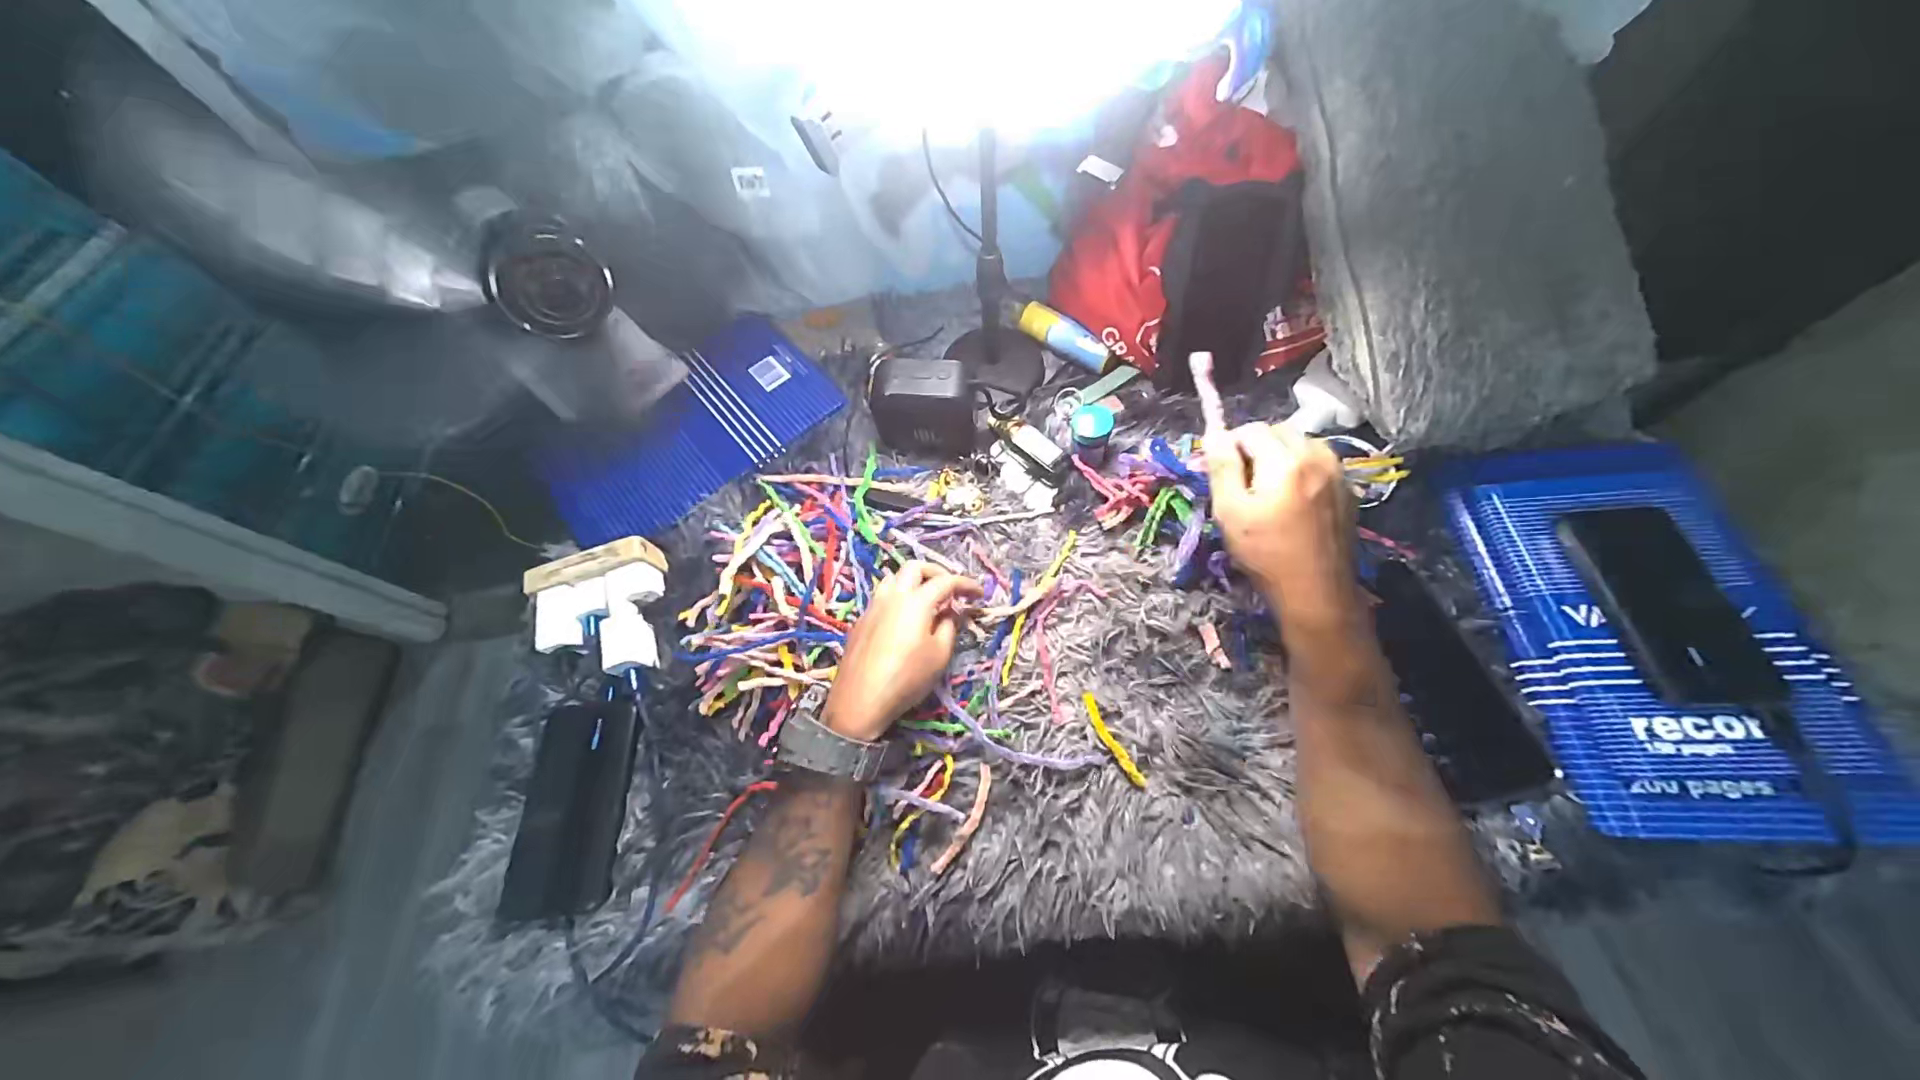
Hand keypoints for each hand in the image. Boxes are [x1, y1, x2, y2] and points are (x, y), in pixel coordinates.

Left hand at [823, 562, 982, 740]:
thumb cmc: (907, 678)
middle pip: (914, 568)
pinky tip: (903, 620)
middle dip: (936, 572)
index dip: (965, 584)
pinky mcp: (860, 622)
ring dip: (912, 582)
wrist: (860, 700)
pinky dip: (897, 598)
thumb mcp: (939, 655)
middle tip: (950, 589)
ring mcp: (872, 607)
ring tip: (925, 600)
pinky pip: (881, 598)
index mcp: (916, 601)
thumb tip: (950, 612)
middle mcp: (892, 596)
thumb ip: (949, 627)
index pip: (946, 581)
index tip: (978, 593)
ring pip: (893, 579)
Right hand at [1205, 422, 1360, 628]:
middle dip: (1256, 447)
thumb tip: (1213, 434)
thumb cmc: (1265, 553)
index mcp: (1285, 460)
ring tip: (1267, 489)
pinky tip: (1292, 499)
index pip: (1251, 429)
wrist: (1315, 591)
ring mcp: (1338, 472)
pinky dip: (1300, 469)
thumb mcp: (1230, 511)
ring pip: (1301, 444)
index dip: (1230, 446)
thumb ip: (1222, 467)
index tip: (1221, 472)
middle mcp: (1318, 456)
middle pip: (1279, 431)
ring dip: (1280, 456)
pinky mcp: (1348, 489)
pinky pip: (1319, 463)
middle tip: (1242, 482)